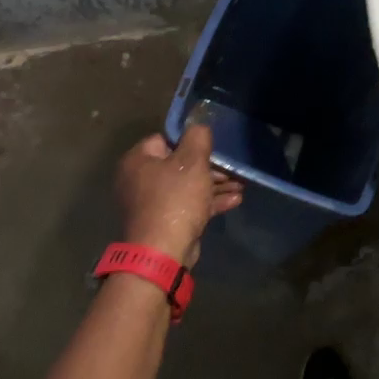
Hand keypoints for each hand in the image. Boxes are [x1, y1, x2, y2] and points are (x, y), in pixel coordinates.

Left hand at [114, 127, 242, 265]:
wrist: (163, 251)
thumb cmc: (176, 199)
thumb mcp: (192, 161)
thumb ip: (198, 138)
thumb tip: (199, 127)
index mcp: (138, 160)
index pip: (165, 139)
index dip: (190, 142)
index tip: (212, 147)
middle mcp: (140, 180)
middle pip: (179, 164)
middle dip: (208, 167)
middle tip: (231, 169)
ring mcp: (152, 203)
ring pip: (187, 186)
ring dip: (214, 185)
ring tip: (239, 185)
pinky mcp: (165, 222)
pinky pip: (188, 205)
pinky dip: (208, 202)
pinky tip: (235, 200)